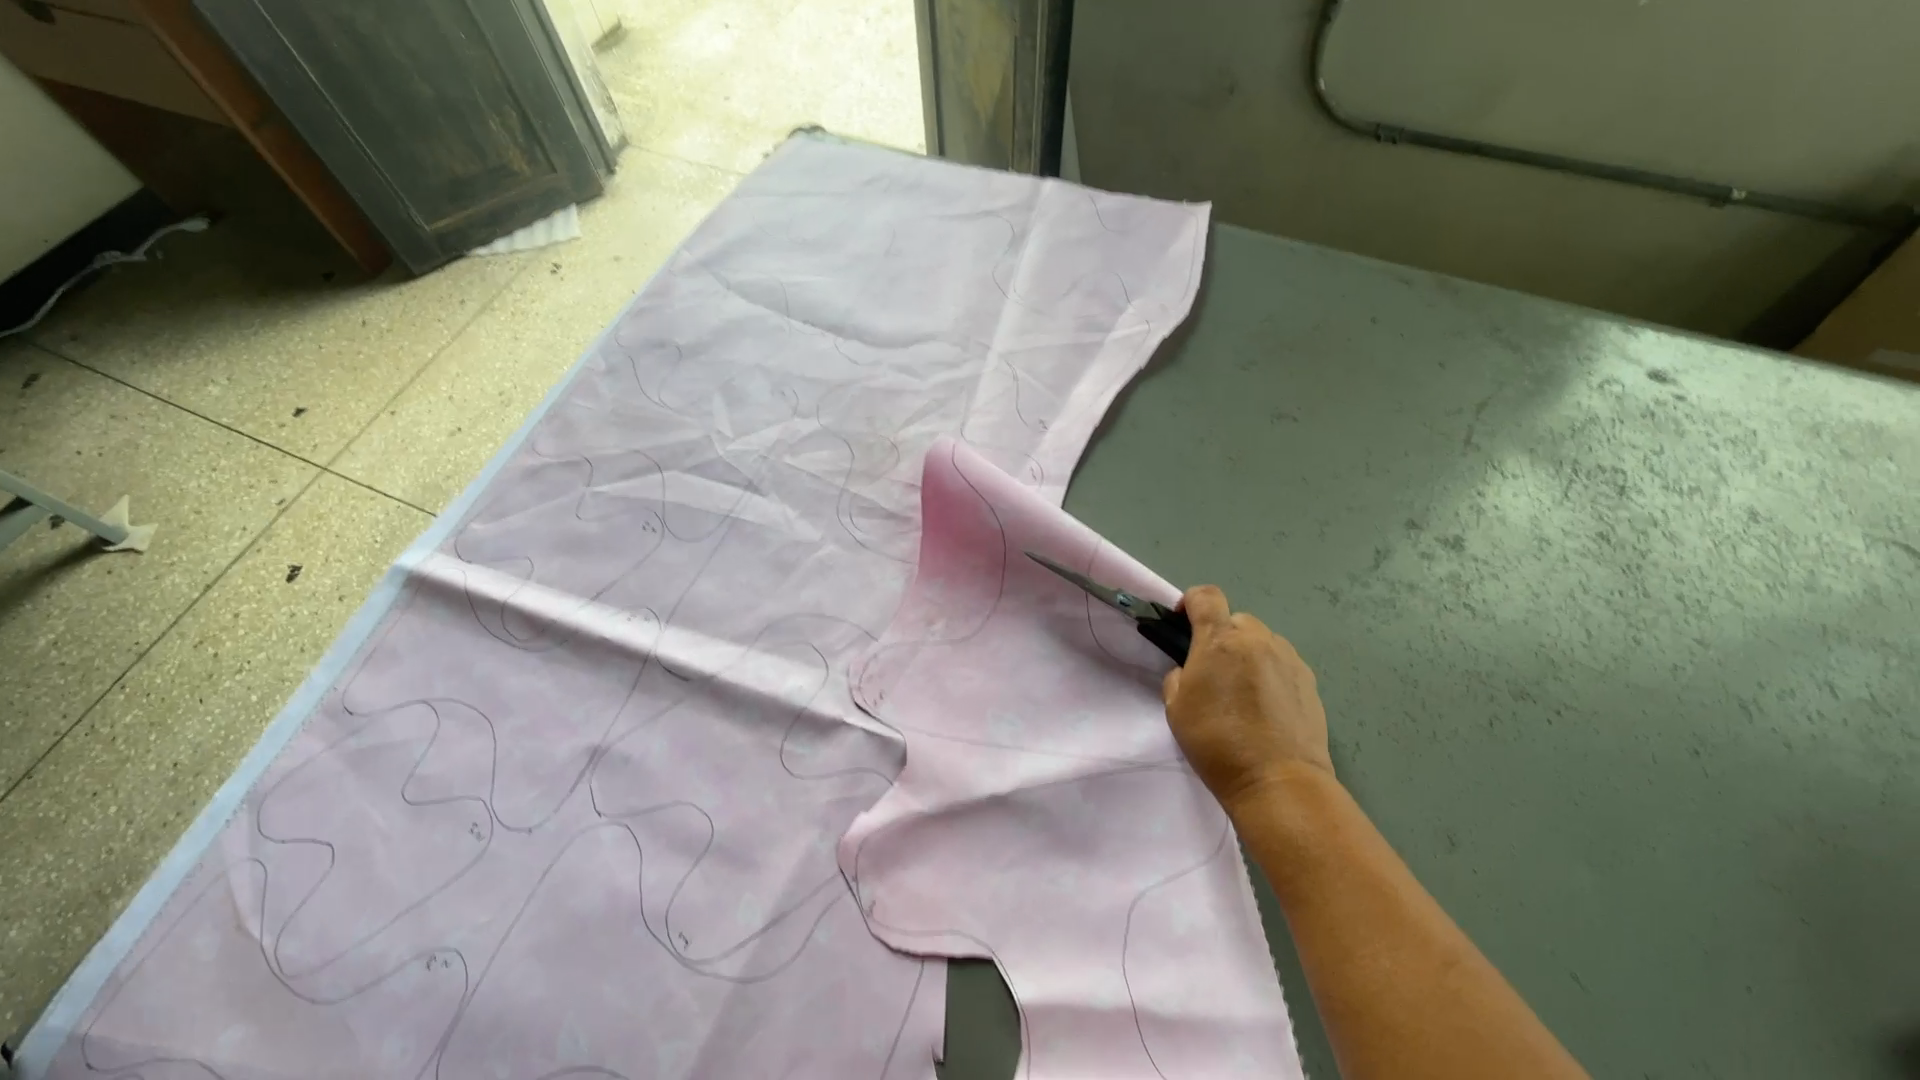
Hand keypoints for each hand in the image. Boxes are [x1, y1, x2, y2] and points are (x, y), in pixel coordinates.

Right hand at [1162, 585, 1332, 811]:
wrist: (1278, 780)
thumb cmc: (1217, 743)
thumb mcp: (1176, 710)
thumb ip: (1179, 677)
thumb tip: (1191, 671)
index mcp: (1220, 640)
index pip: (1205, 596)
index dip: (1191, 602)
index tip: (1184, 622)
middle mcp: (1257, 639)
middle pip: (1236, 620)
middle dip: (1223, 637)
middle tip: (1214, 671)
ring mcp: (1288, 658)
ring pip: (1263, 642)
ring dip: (1249, 654)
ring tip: (1243, 693)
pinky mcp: (1310, 680)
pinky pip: (1283, 663)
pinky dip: (1271, 674)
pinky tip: (1267, 706)